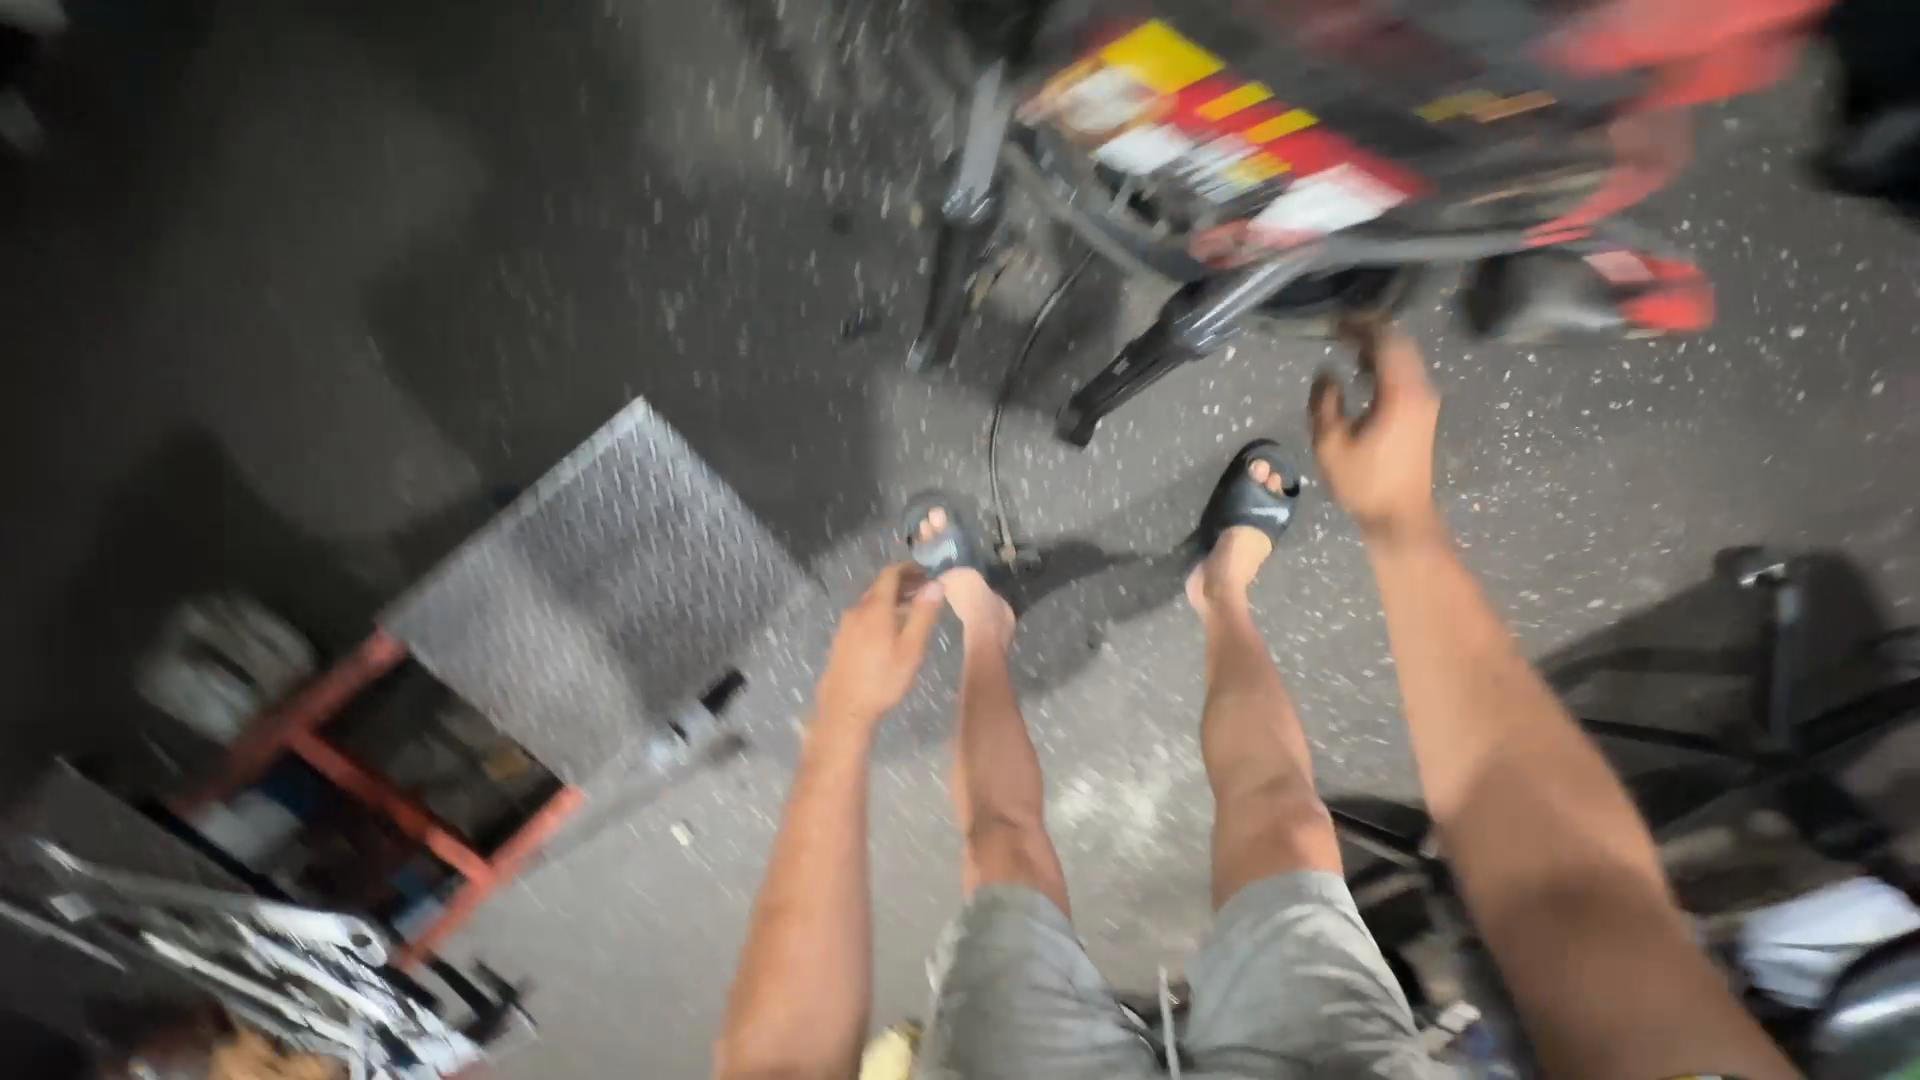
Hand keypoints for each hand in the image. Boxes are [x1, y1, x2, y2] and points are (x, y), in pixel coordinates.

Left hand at [812, 563, 945, 729]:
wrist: (844, 708)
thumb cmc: (882, 679)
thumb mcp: (911, 649)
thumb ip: (923, 614)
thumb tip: (936, 584)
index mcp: (875, 607)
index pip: (890, 573)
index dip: (909, 568)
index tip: (926, 573)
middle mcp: (857, 609)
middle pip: (880, 586)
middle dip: (903, 584)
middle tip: (924, 592)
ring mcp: (845, 624)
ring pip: (870, 601)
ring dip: (891, 599)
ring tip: (911, 611)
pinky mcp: (841, 639)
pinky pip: (862, 615)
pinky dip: (879, 612)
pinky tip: (889, 630)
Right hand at [1309, 328, 1443, 543]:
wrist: (1399, 514)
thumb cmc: (1363, 482)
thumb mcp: (1330, 443)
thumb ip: (1324, 402)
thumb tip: (1326, 373)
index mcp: (1399, 392)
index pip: (1385, 341)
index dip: (1360, 325)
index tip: (1334, 322)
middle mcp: (1420, 389)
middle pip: (1399, 344)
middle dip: (1369, 331)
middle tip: (1338, 329)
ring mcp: (1425, 401)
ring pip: (1405, 358)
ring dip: (1377, 347)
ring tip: (1346, 345)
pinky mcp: (1422, 412)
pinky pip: (1405, 374)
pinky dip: (1384, 364)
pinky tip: (1362, 372)